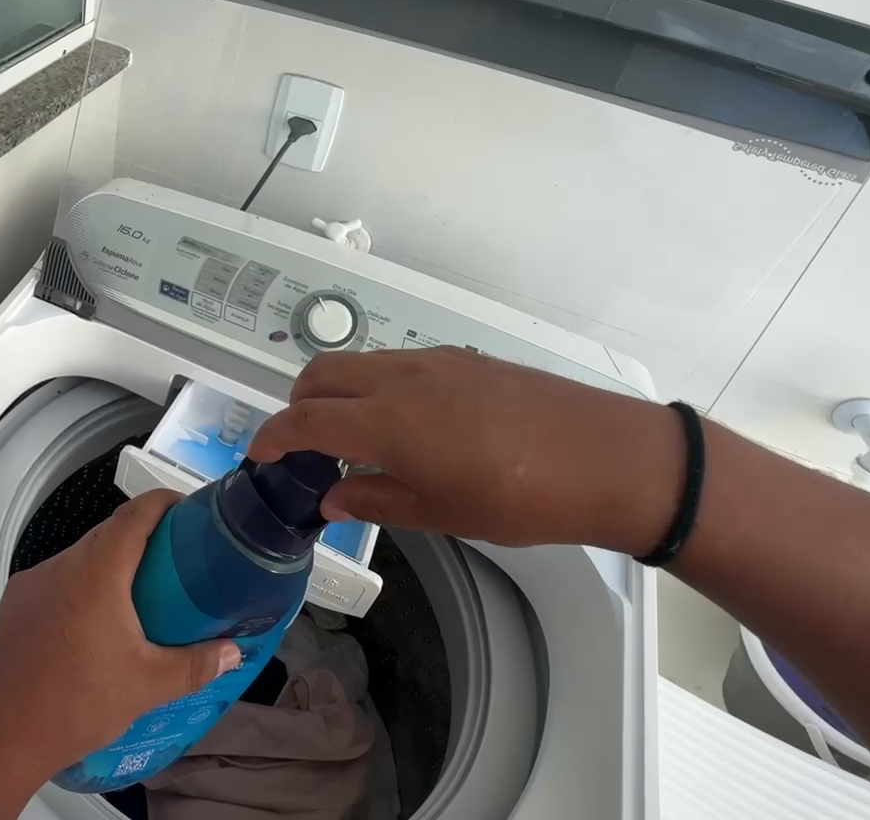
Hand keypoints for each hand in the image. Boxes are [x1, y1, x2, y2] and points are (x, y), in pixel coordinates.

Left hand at [0, 489, 242, 779]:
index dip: (162, 502)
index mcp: (99, 572)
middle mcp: (64, 564)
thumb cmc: (79, 703)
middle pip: (108, 532)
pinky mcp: (18, 599)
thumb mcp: (148, 686)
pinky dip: (80, 584)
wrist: (5, 733)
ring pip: (81, 555)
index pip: (134, 515)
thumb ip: (195, 666)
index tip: (185, 508)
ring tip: (134, 596)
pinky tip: (90, 621)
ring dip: (109, 563)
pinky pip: (58, 577)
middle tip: (171, 560)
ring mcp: (36, 579)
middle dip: (141, 536)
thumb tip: (233, 652)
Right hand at [247, 348, 683, 554]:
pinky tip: (402, 420)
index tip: (259, 455)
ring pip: (355, 362)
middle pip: (318, 374)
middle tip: (305, 444)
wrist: (610, 458)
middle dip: (297, 405)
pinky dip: (372, 383)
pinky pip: (392, 361)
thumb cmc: (522, 498)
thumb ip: (376, 500)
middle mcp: (399, 377)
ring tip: (353, 433)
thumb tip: (333, 497)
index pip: (305, 420)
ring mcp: (430, 360)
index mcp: (387, 420)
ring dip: (334, 390)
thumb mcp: (442, 514)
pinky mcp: (458, 356)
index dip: (273, 436)